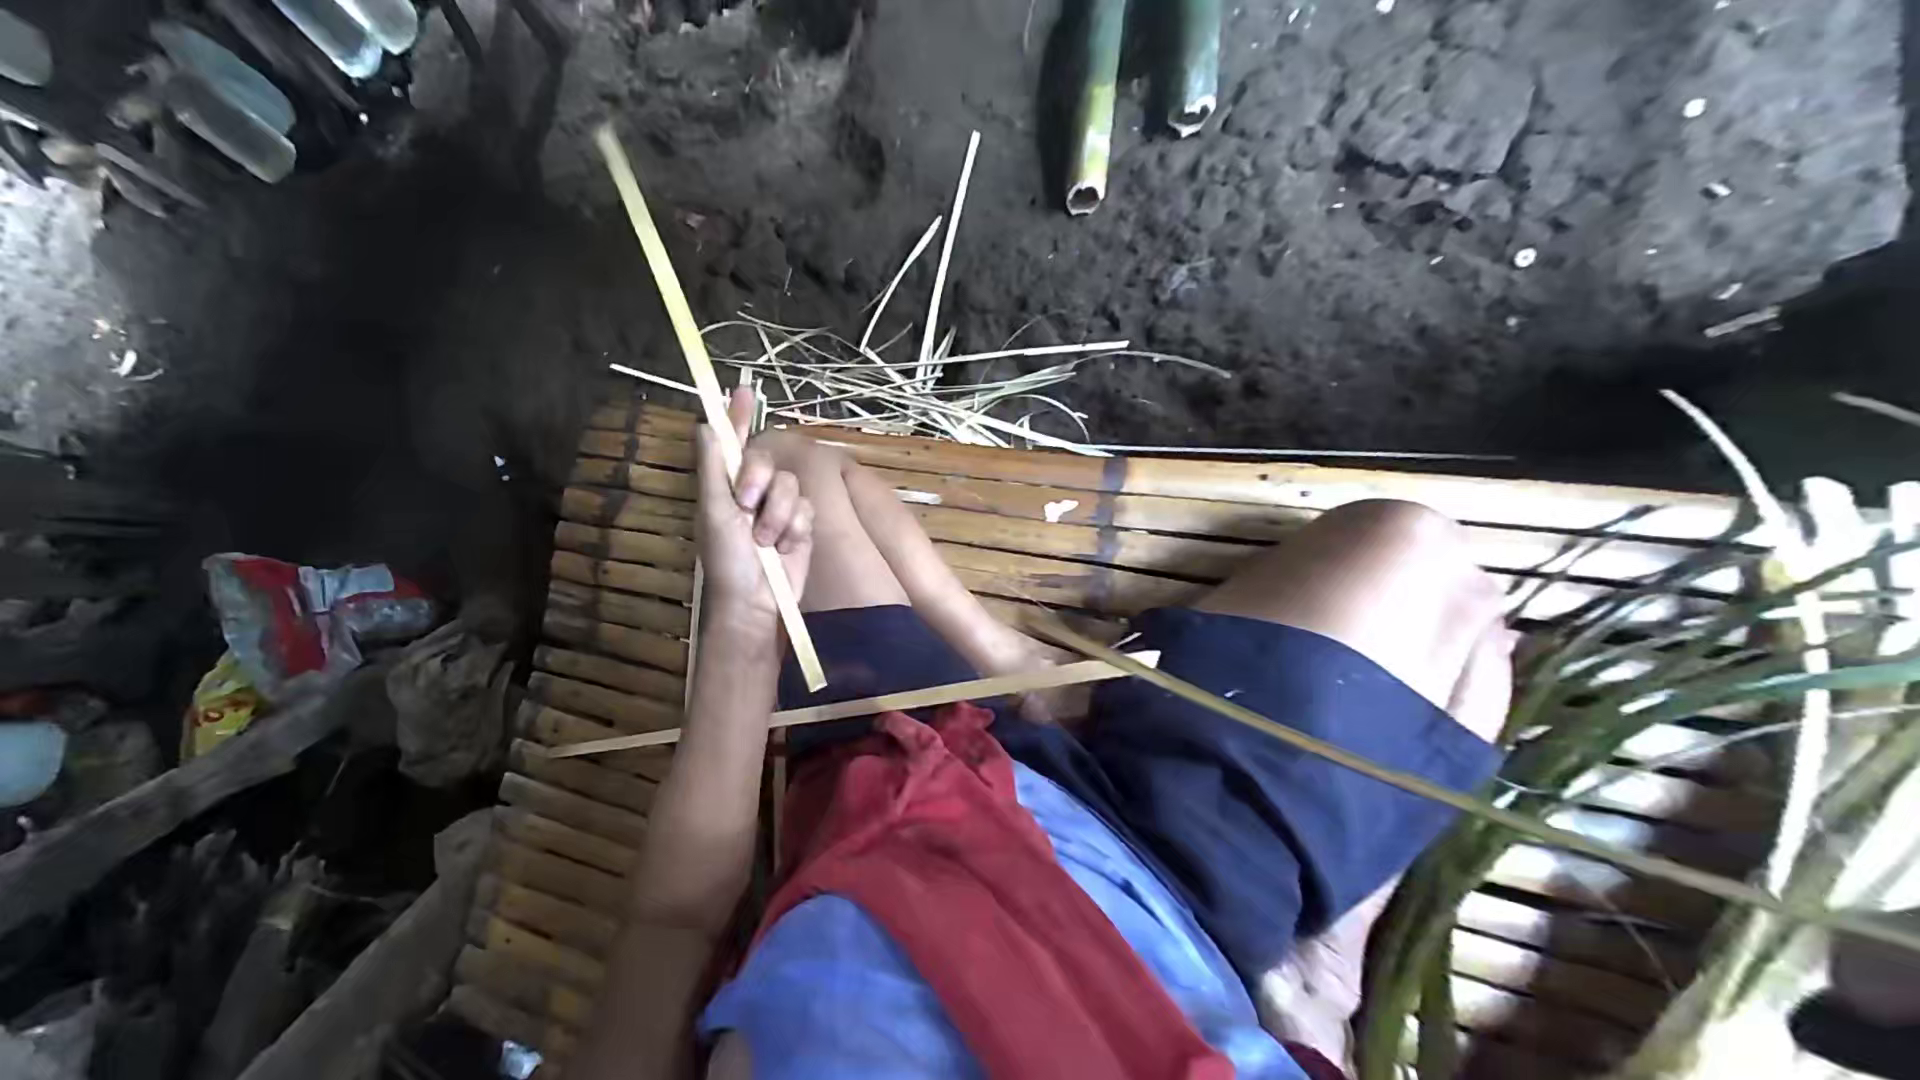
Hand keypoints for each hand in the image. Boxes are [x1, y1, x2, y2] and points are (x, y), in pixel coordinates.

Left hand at [696, 387, 813, 624]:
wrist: (758, 600)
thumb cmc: (726, 559)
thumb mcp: (714, 511)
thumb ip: (713, 468)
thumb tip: (705, 424)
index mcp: (727, 484)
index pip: (734, 443)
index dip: (738, 417)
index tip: (743, 390)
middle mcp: (755, 490)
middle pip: (768, 460)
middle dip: (759, 481)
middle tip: (746, 504)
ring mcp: (780, 507)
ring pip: (792, 486)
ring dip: (779, 514)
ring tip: (767, 541)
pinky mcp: (802, 524)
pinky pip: (808, 508)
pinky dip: (797, 528)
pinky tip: (787, 547)